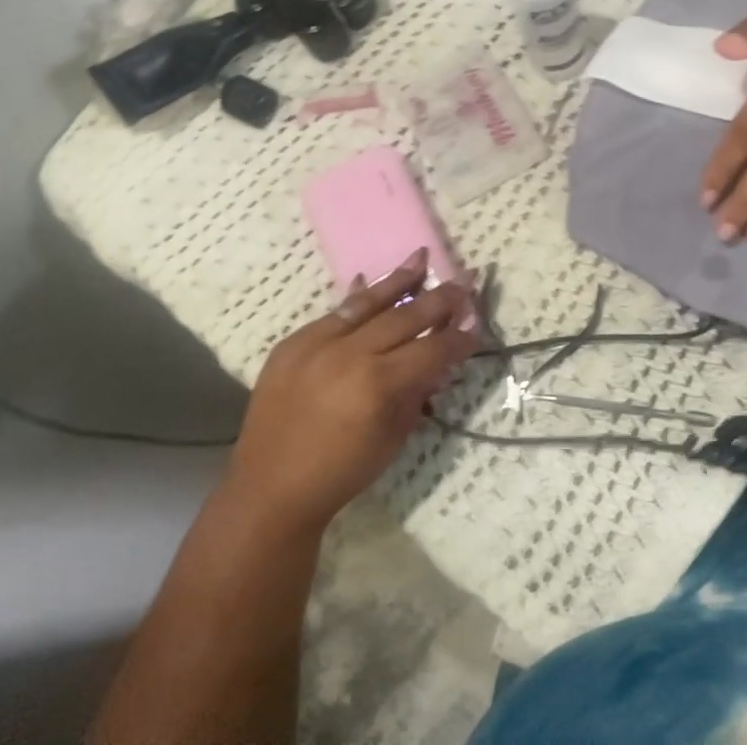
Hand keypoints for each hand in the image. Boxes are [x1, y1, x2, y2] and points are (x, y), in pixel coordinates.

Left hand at [228, 249, 477, 534]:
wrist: (271, 488)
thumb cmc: (341, 472)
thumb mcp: (392, 437)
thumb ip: (416, 393)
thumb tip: (438, 364)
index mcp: (377, 385)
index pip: (431, 350)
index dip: (457, 338)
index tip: (475, 325)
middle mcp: (348, 355)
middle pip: (403, 317)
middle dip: (438, 300)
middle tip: (463, 282)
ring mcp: (315, 345)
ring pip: (364, 304)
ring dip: (396, 282)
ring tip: (420, 259)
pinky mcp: (291, 344)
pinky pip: (331, 315)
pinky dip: (355, 301)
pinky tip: (369, 283)